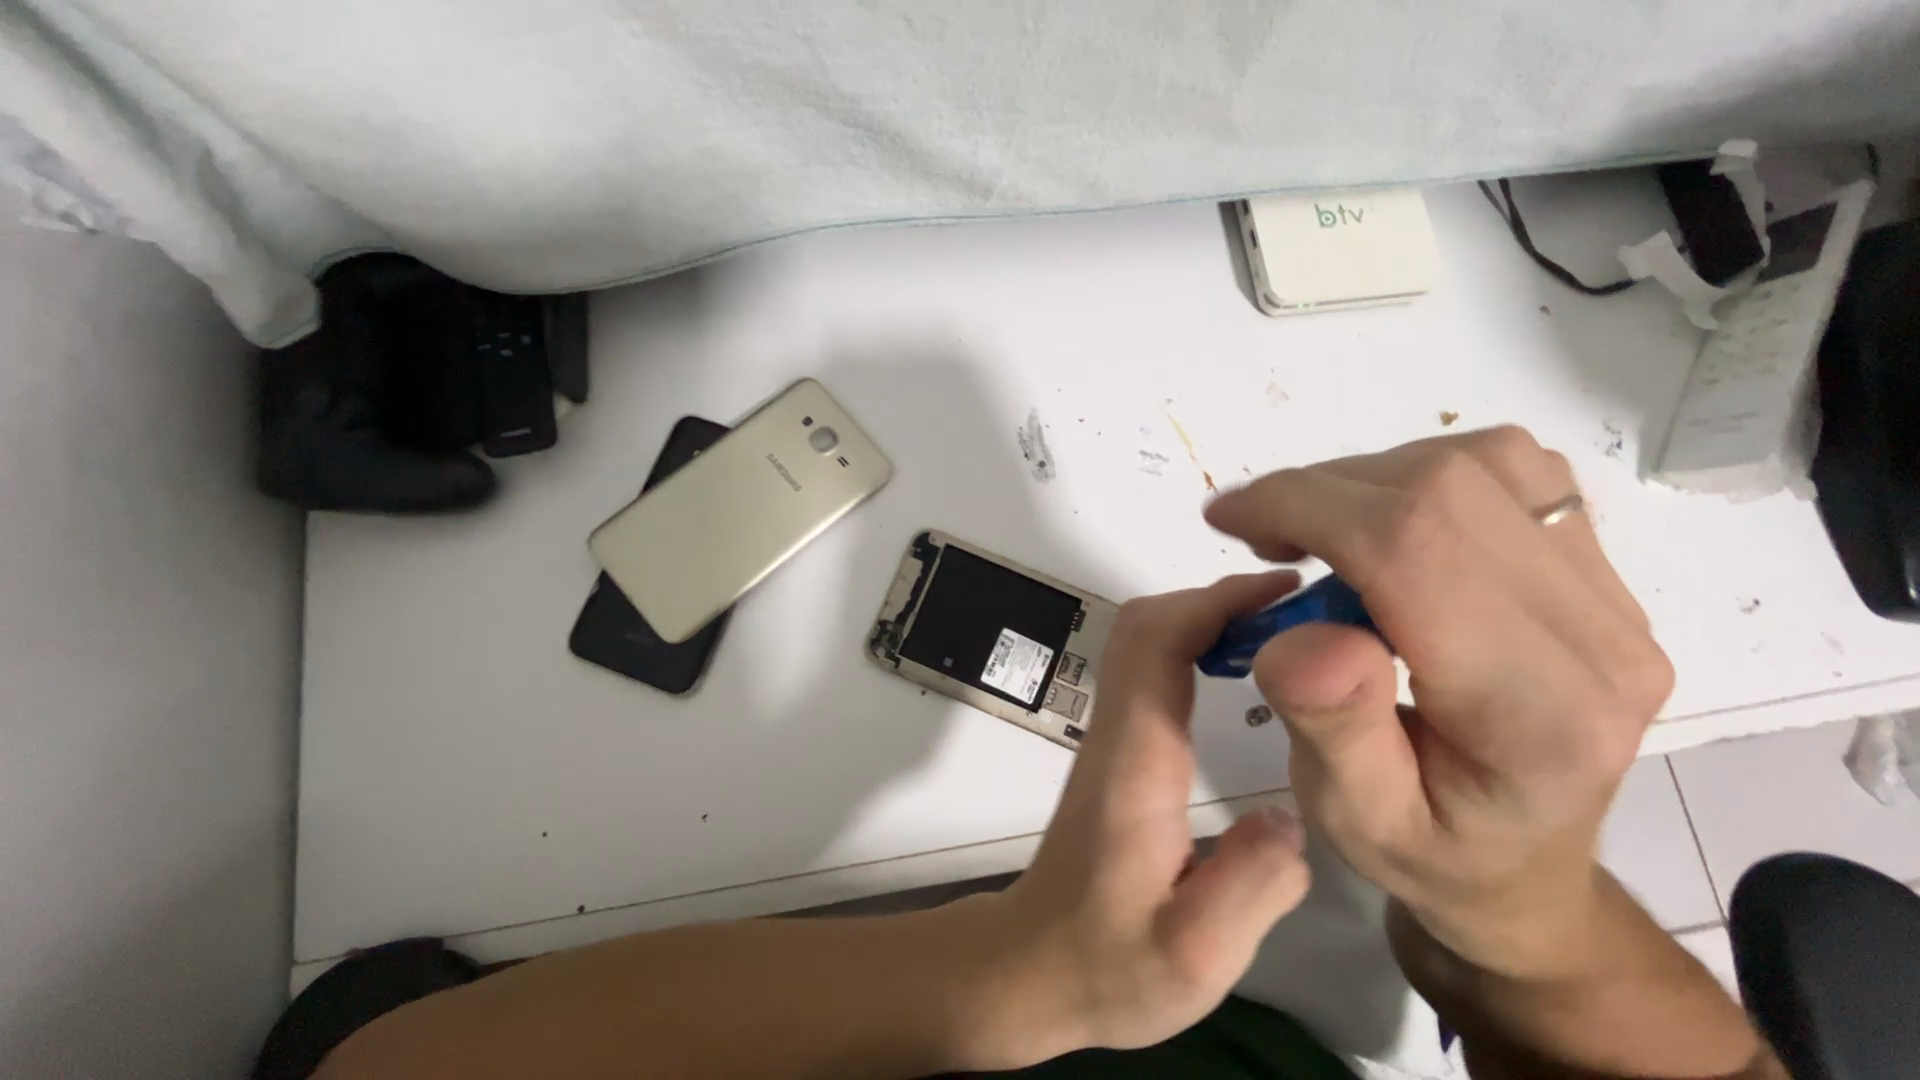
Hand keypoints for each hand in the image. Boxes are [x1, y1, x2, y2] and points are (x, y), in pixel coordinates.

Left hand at [978, 571, 1312, 1063]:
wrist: (1033, 966)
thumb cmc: (1106, 965)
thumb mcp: (1192, 955)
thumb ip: (1249, 887)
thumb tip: (1294, 817)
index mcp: (1134, 766)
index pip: (1157, 646)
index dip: (1215, 602)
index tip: (1285, 592)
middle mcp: (1116, 734)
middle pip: (1143, 625)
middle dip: (1216, 598)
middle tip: (1299, 609)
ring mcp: (1111, 738)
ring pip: (1142, 641)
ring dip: (1206, 616)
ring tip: (1284, 631)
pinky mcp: (1118, 750)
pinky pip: (1149, 669)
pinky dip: (1194, 644)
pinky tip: (1244, 670)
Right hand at [1205, 427, 1674, 979]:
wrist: (1528, 868)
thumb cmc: (1431, 855)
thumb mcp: (1356, 821)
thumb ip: (1334, 729)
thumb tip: (1302, 632)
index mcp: (1534, 713)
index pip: (1414, 551)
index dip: (1306, 508)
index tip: (1226, 518)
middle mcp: (1598, 638)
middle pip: (1448, 490)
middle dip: (1325, 492)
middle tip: (1263, 536)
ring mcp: (1614, 598)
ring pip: (1483, 464)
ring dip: (1371, 482)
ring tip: (1321, 537)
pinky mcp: (1601, 575)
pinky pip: (1513, 475)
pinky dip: (1424, 481)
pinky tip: (1386, 531)